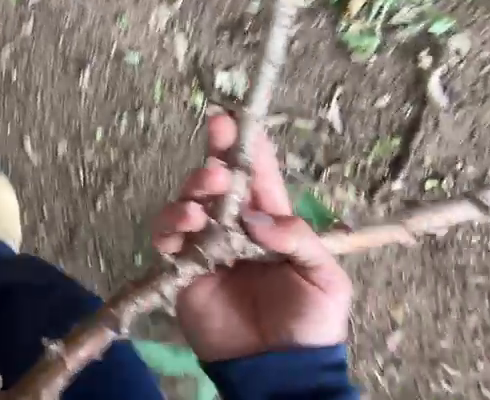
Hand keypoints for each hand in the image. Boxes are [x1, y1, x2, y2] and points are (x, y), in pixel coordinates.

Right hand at [152, 112, 351, 361]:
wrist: (278, 372)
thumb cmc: (309, 324)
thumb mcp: (324, 279)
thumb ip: (296, 239)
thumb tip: (253, 216)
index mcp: (269, 221)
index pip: (255, 174)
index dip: (244, 144)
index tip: (232, 117)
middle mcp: (232, 224)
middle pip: (213, 180)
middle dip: (210, 162)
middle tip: (213, 167)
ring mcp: (204, 243)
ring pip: (186, 201)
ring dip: (189, 194)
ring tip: (199, 206)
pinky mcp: (180, 265)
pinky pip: (165, 235)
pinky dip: (168, 225)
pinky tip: (183, 227)